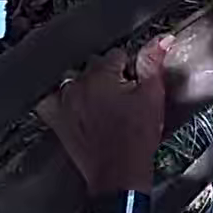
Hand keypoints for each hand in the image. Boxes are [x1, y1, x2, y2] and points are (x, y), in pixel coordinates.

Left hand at [39, 36, 169, 193]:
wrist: (120, 173)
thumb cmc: (138, 136)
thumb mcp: (152, 95)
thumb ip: (153, 63)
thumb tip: (162, 39)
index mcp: (102, 75)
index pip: (117, 54)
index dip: (130, 67)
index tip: (135, 81)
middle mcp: (78, 85)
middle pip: (94, 64)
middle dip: (109, 73)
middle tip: (123, 93)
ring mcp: (64, 102)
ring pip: (74, 78)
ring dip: (87, 84)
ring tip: (103, 99)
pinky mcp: (57, 120)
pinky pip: (50, 99)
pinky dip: (59, 98)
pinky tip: (74, 103)